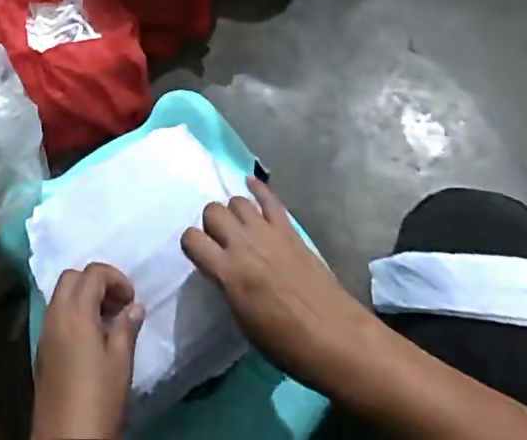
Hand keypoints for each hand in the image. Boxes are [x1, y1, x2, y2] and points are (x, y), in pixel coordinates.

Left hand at [31, 262, 146, 439]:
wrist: (65, 439)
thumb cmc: (98, 399)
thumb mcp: (120, 363)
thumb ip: (126, 328)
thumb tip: (135, 306)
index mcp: (74, 312)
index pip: (93, 273)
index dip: (115, 277)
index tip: (131, 298)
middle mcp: (55, 314)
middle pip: (72, 277)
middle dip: (97, 281)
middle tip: (119, 304)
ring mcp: (45, 330)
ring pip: (62, 294)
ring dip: (84, 296)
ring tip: (108, 320)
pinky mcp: (42, 347)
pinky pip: (57, 313)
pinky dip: (74, 311)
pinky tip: (92, 336)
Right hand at [180, 178, 373, 393]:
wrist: (335, 338)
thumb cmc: (285, 343)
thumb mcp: (242, 320)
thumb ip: (226, 285)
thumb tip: (220, 269)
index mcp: (228, 272)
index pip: (191, 239)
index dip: (191, 244)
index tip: (199, 254)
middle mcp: (243, 244)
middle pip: (212, 211)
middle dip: (212, 224)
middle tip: (221, 242)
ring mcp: (268, 233)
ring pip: (237, 201)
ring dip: (234, 212)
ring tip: (240, 227)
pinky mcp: (289, 230)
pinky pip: (270, 199)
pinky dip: (258, 188)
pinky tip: (250, 183)